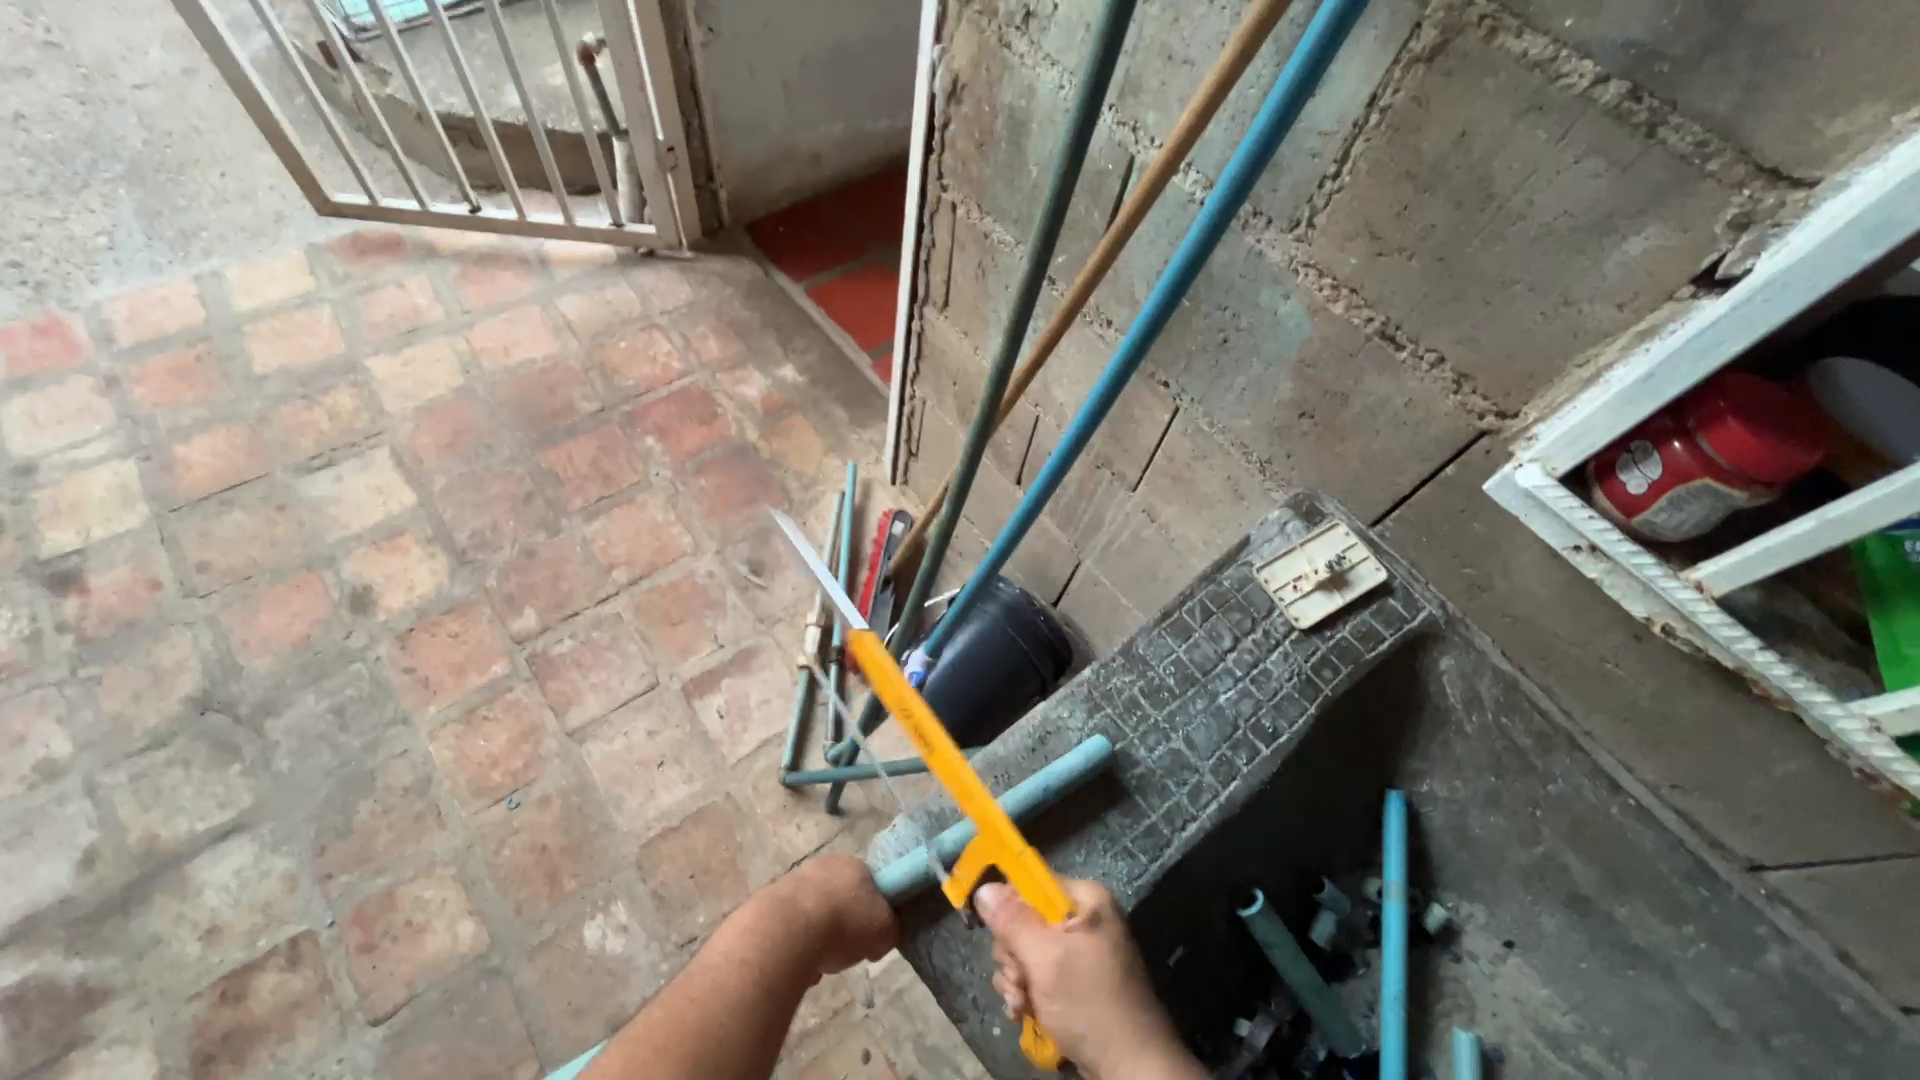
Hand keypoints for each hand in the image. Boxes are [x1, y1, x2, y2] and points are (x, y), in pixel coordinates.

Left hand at [781, 854, 899, 974]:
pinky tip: (797, 963)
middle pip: (840, 900)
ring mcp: (792, 882)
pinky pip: (790, 930)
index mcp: (853, 864)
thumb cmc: (844, 924)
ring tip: (819, 963)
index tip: (871, 935)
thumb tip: (881, 937)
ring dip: (818, 938)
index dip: (874, 911)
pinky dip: (795, 947)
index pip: (870, 884)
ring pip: (814, 915)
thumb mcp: (885, 931)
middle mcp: (822, 865)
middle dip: (843, 926)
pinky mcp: (768, 904)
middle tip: (847, 950)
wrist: (787, 932)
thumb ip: (889, 930)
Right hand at [976, 879, 1201, 1078]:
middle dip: (1013, 955)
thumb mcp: (1045, 959)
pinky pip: (1037, 974)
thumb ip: (1012, 921)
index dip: (1008, 906)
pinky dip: (1027, 994)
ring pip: (1025, 952)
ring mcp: (1080, 952)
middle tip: (1020, 979)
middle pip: (1024, 920)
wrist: (1130, 1066)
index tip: (997, 934)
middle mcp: (1083, 920)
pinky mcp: (1075, 981)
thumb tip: (984, 887)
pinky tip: (1025, 1012)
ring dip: (1016, 980)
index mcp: (1085, 901)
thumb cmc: (1090, 1004)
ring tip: (1024, 1004)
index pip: (1032, 883)